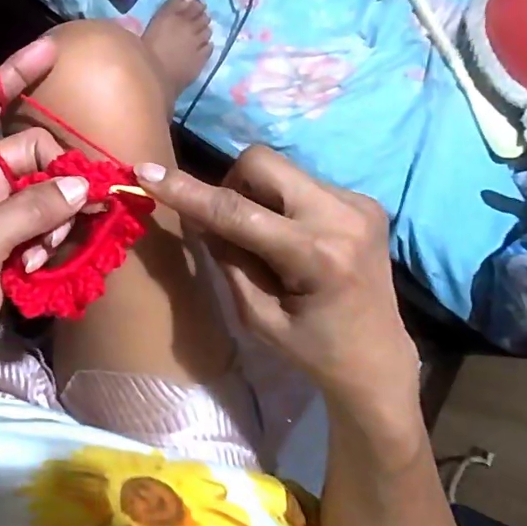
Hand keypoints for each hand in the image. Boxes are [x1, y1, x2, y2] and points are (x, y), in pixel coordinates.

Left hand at [0, 38, 91, 372]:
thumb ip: (30, 209)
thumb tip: (82, 185)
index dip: (14, 72)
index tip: (52, 49)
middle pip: (33, 148)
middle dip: (60, 172)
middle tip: (86, 198)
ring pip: (47, 186)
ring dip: (57, 214)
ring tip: (47, 247)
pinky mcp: (10, 236)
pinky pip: (46, 218)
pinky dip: (51, 237)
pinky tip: (37, 264)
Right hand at [134, 147, 419, 410]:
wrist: (379, 362)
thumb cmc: (312, 351)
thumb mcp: (256, 315)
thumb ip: (226, 258)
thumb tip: (199, 213)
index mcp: (318, 256)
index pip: (236, 211)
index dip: (187, 191)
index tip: (147, 170)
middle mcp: (343, 216)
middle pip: (261, 162)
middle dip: (231, 185)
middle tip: (230, 228)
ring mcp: (359, 204)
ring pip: (279, 168)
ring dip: (257, 195)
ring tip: (266, 239)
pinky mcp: (364, 201)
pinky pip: (300, 181)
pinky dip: (280, 202)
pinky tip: (293, 238)